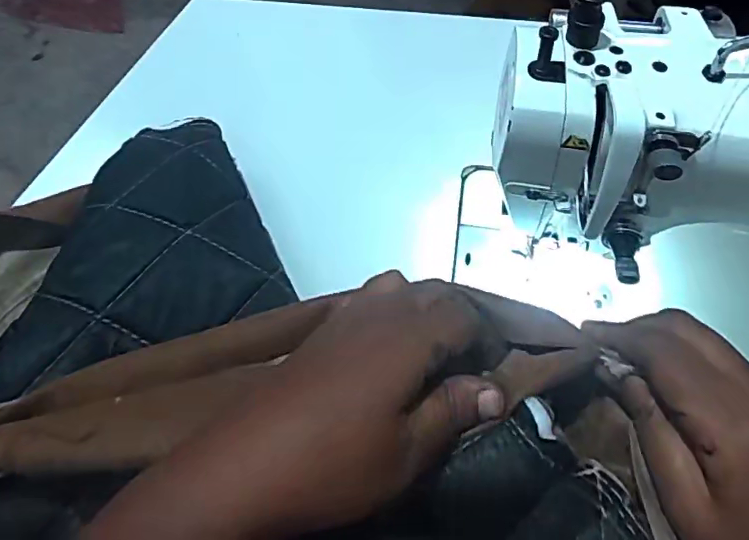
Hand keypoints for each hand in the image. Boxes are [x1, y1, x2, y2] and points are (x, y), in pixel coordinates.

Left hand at [84, 274, 508, 539]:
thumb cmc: (335, 461)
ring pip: (402, 288)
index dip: (489, 339)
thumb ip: (451, 411)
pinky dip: (397, 310)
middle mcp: (378, 308)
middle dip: (464, 320)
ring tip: (440, 354)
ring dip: (429, 310)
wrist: (250, 457)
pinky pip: (373, 297)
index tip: (499, 375)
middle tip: (477, 364)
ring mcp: (347, 311)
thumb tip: (494, 388)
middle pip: (434, 293)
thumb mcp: (406, 451)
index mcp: (406, 333)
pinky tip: (393, 347)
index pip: (463, 313)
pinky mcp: (324, 324)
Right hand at [584, 310, 748, 539]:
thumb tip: (618, 374)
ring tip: (624, 356)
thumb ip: (650, 431)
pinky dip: (684, 350)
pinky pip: (722, 356)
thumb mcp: (688, 507)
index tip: (583, 336)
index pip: (662, 348)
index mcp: (734, 421)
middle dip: (635, 327)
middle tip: (600, 344)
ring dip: (659, 336)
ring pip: (704, 336)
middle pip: (684, 328)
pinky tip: (664, 374)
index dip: (617, 334)